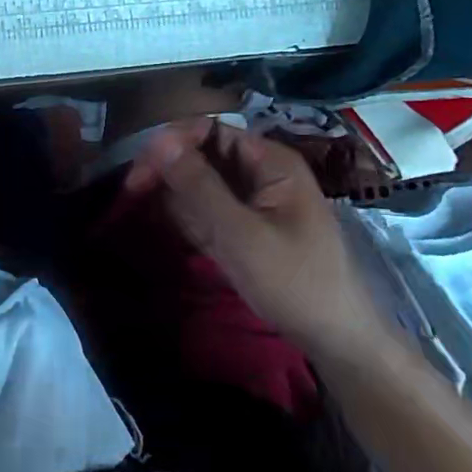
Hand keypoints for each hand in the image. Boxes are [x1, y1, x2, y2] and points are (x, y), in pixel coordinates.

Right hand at [124, 118, 388, 351]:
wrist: (336, 341)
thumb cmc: (295, 284)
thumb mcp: (241, 235)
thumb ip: (199, 186)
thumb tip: (159, 141)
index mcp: (269, 161)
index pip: (208, 130)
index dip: (170, 145)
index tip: (138, 176)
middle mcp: (260, 171)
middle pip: (200, 154)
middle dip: (169, 174)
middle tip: (135, 200)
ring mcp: (252, 199)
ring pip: (199, 183)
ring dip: (178, 201)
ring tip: (172, 230)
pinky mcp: (244, 225)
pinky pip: (207, 209)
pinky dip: (191, 220)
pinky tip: (190, 241)